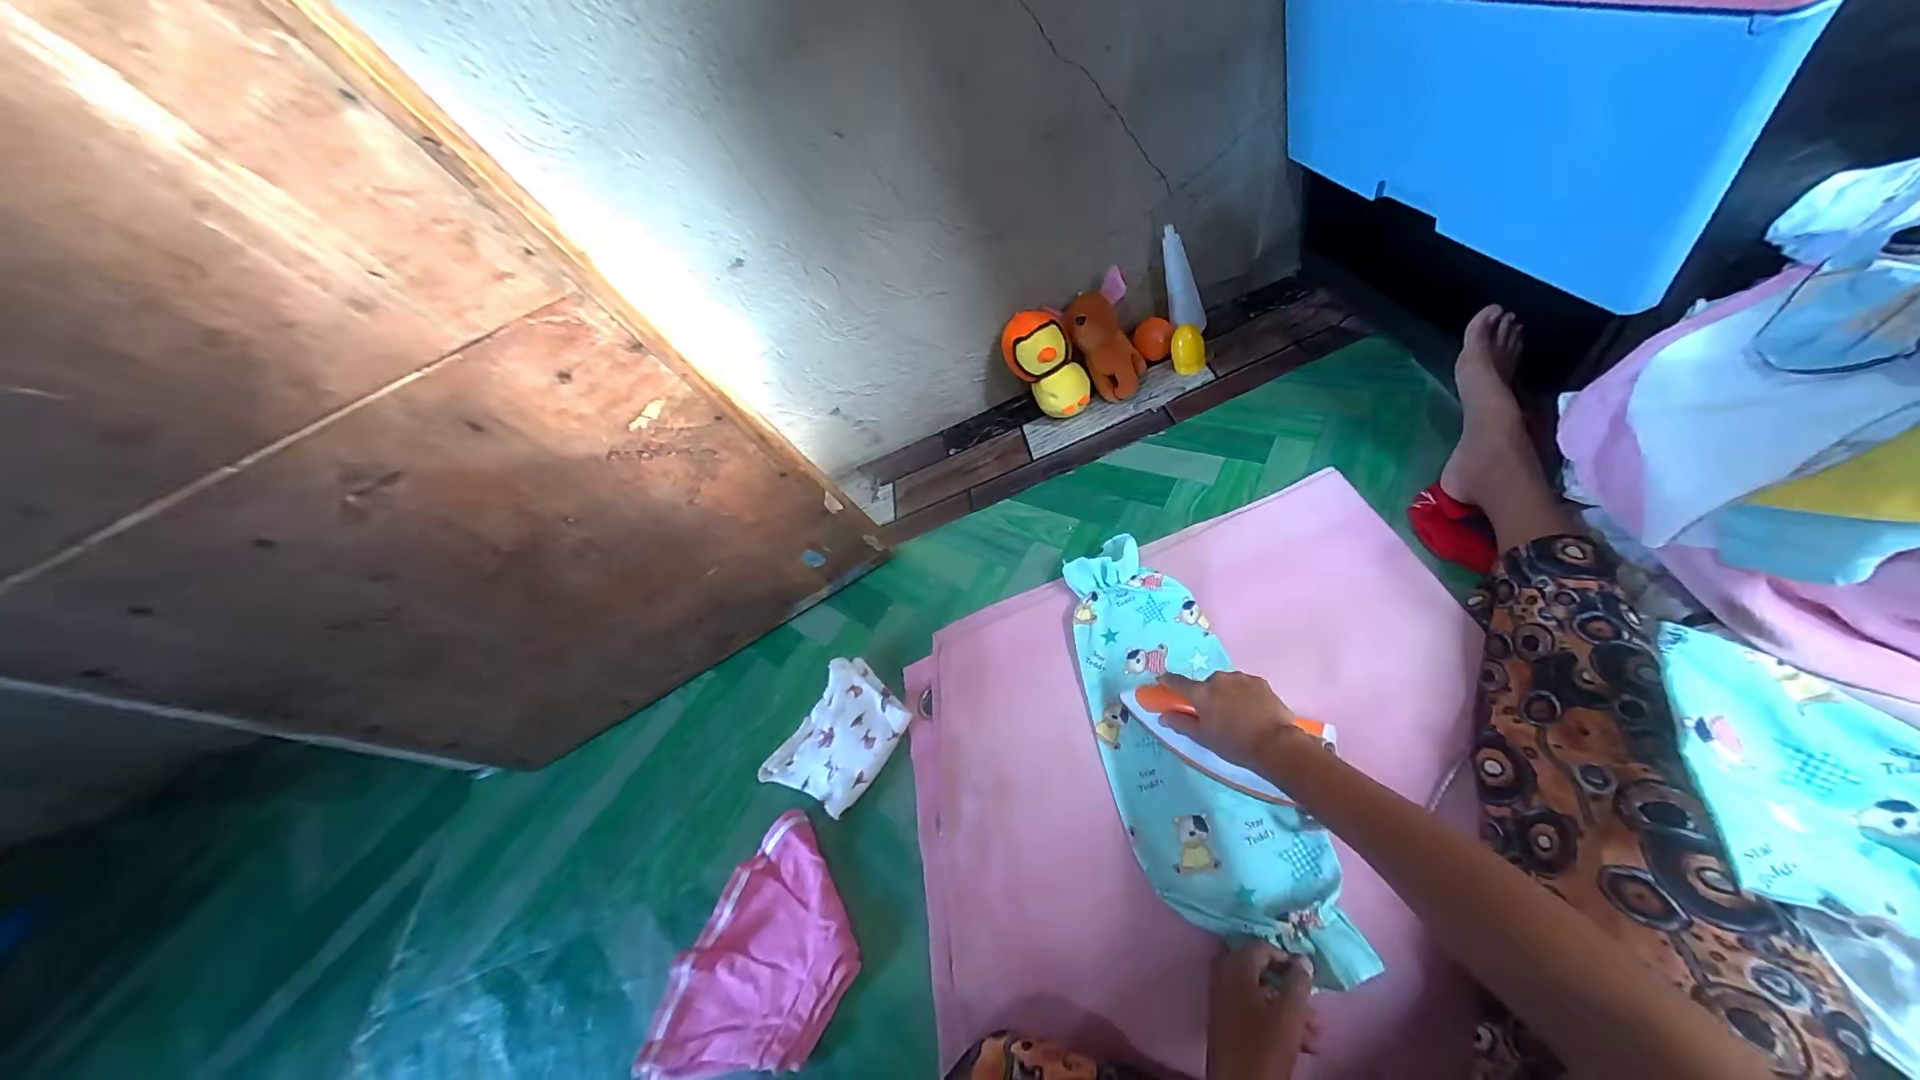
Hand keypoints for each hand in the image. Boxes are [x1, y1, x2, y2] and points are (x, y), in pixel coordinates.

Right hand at [1159, 671, 1310, 771]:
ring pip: (1227, 684)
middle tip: (1215, 714)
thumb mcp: (1203, 738)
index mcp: (1201, 693)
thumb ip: (1180, 723)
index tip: (1163, 681)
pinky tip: (1253, 711)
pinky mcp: (1260, 682)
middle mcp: (1218, 679)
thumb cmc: (1234, 744)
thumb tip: (1163, 716)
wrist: (1277, 744)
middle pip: (1206, 684)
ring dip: (1227, 694)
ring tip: (1238, 714)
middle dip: (1208, 695)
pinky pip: (1245, 686)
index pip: (1178, 682)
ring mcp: (1241, 678)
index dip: (1168, 681)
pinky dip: (1245, 695)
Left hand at [1207, 941, 1316, 1079]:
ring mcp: (1222, 997)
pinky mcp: (1226, 1020)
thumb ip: (1298, 982)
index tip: (1309, 975)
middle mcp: (1223, 974)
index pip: (1261, 946)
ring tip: (1315, 1034)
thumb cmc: (1263, 1045)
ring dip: (1289, 1011)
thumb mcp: (1289, 1012)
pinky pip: (1253, 1010)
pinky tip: (1304, 1045)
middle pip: (1261, 971)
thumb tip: (1303, 960)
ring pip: (1261, 995)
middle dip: (1291, 990)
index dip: (1287, 958)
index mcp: (1233, 965)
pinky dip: (1276, 1021)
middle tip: (1315, 1009)